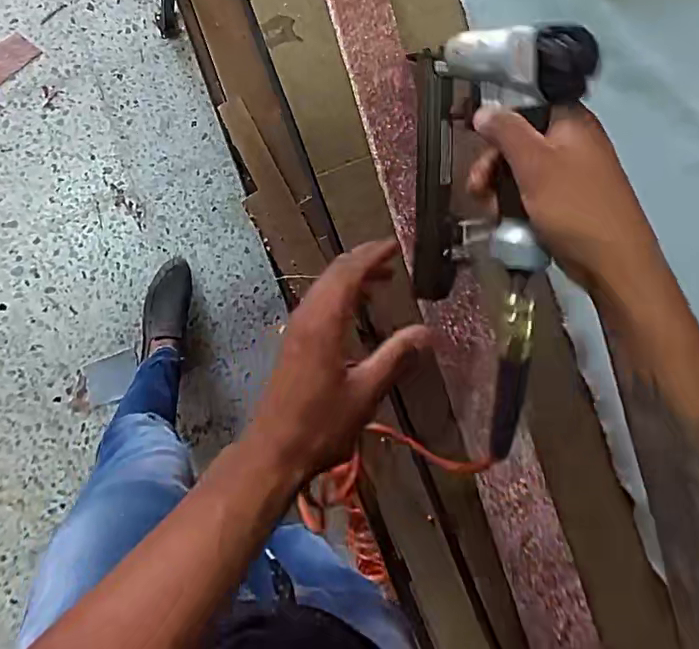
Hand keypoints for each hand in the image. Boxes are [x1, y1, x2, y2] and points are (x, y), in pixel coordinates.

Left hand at [246, 240, 432, 479]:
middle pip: (335, 272)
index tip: (395, 245)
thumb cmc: (320, 425)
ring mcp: (297, 328)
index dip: (373, 254)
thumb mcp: (365, 393)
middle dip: (363, 259)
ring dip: (352, 275)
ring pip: (325, 285)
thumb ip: (396, 357)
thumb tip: (426, 331)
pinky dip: (341, 291)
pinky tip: (356, 307)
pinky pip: (320, 300)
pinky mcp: (294, 341)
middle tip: (391, 255)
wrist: (272, 453)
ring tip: (382, 278)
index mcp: (324, 322)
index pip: (350, 272)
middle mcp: (307, 316)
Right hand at [470, 103, 663, 289]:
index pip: (525, 106)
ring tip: (492, 211)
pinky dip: (519, 205)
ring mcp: (576, 173)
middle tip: (478, 188)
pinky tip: (508, 221)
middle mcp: (576, 141)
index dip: (498, 124)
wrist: (615, 265)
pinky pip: (537, 194)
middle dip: (494, 165)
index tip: (477, 144)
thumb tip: (484, 110)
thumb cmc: (574, 207)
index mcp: (572, 122)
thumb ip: (506, 132)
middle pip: (521, 141)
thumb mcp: (533, 164)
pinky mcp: (573, 201)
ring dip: (502, 189)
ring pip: (525, 171)